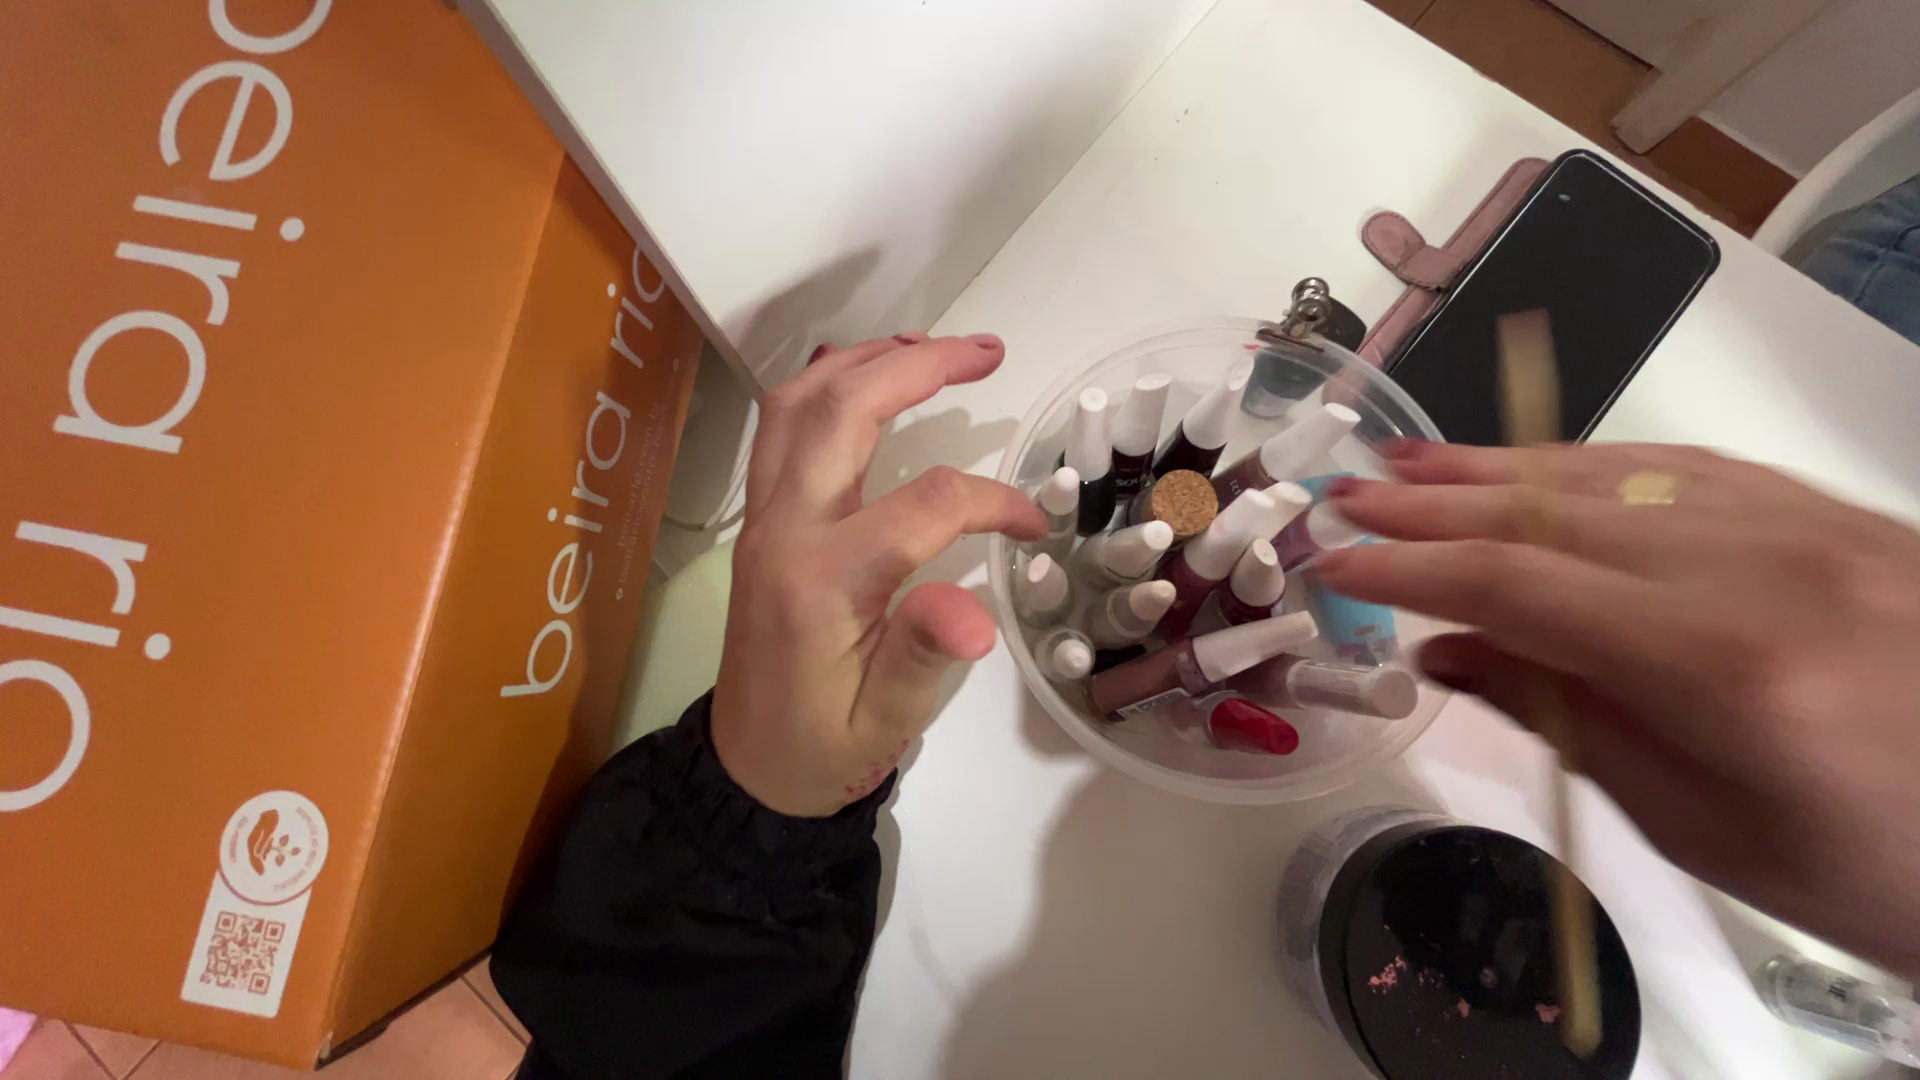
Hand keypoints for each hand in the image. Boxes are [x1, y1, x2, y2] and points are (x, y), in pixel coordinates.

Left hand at [709, 333, 1044, 816]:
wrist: (748, 764)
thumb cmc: (825, 745)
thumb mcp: (886, 719)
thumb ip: (924, 657)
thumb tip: (980, 616)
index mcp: (823, 580)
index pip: (927, 503)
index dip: (993, 501)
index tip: (1034, 525)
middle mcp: (784, 529)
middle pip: (842, 411)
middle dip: (918, 365)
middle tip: (986, 352)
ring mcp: (763, 518)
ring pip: (798, 404)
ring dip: (865, 361)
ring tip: (929, 348)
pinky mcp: (761, 521)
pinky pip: (783, 428)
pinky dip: (827, 387)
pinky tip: (865, 380)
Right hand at [1316, 441, 1919, 973]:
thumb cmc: (1888, 872)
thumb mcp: (1698, 823)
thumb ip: (1560, 716)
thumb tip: (1444, 651)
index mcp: (1723, 663)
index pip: (1510, 585)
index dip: (1404, 569)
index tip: (1332, 564)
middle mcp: (1762, 566)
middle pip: (1540, 514)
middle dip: (1423, 505)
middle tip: (1342, 497)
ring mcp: (1808, 525)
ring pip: (1601, 474)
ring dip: (1485, 466)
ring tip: (1403, 459)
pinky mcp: (1834, 513)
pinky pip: (1674, 467)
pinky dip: (1574, 462)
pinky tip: (1520, 462)